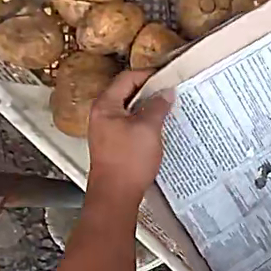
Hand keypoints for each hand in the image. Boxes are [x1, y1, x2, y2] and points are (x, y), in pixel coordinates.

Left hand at [85, 69, 171, 208]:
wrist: (115, 194)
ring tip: (167, 110)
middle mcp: (102, 115)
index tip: (166, 79)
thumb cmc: (127, 162)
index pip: (127, 78)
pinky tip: (158, 129)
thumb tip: (166, 93)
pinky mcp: (113, 144)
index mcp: (105, 106)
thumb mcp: (148, 128)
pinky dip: (144, 123)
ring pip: (129, 110)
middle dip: (149, 92)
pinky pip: (130, 125)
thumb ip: (158, 106)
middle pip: (127, 93)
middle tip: (169, 93)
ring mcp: (106, 130)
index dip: (148, 76)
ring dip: (147, 108)